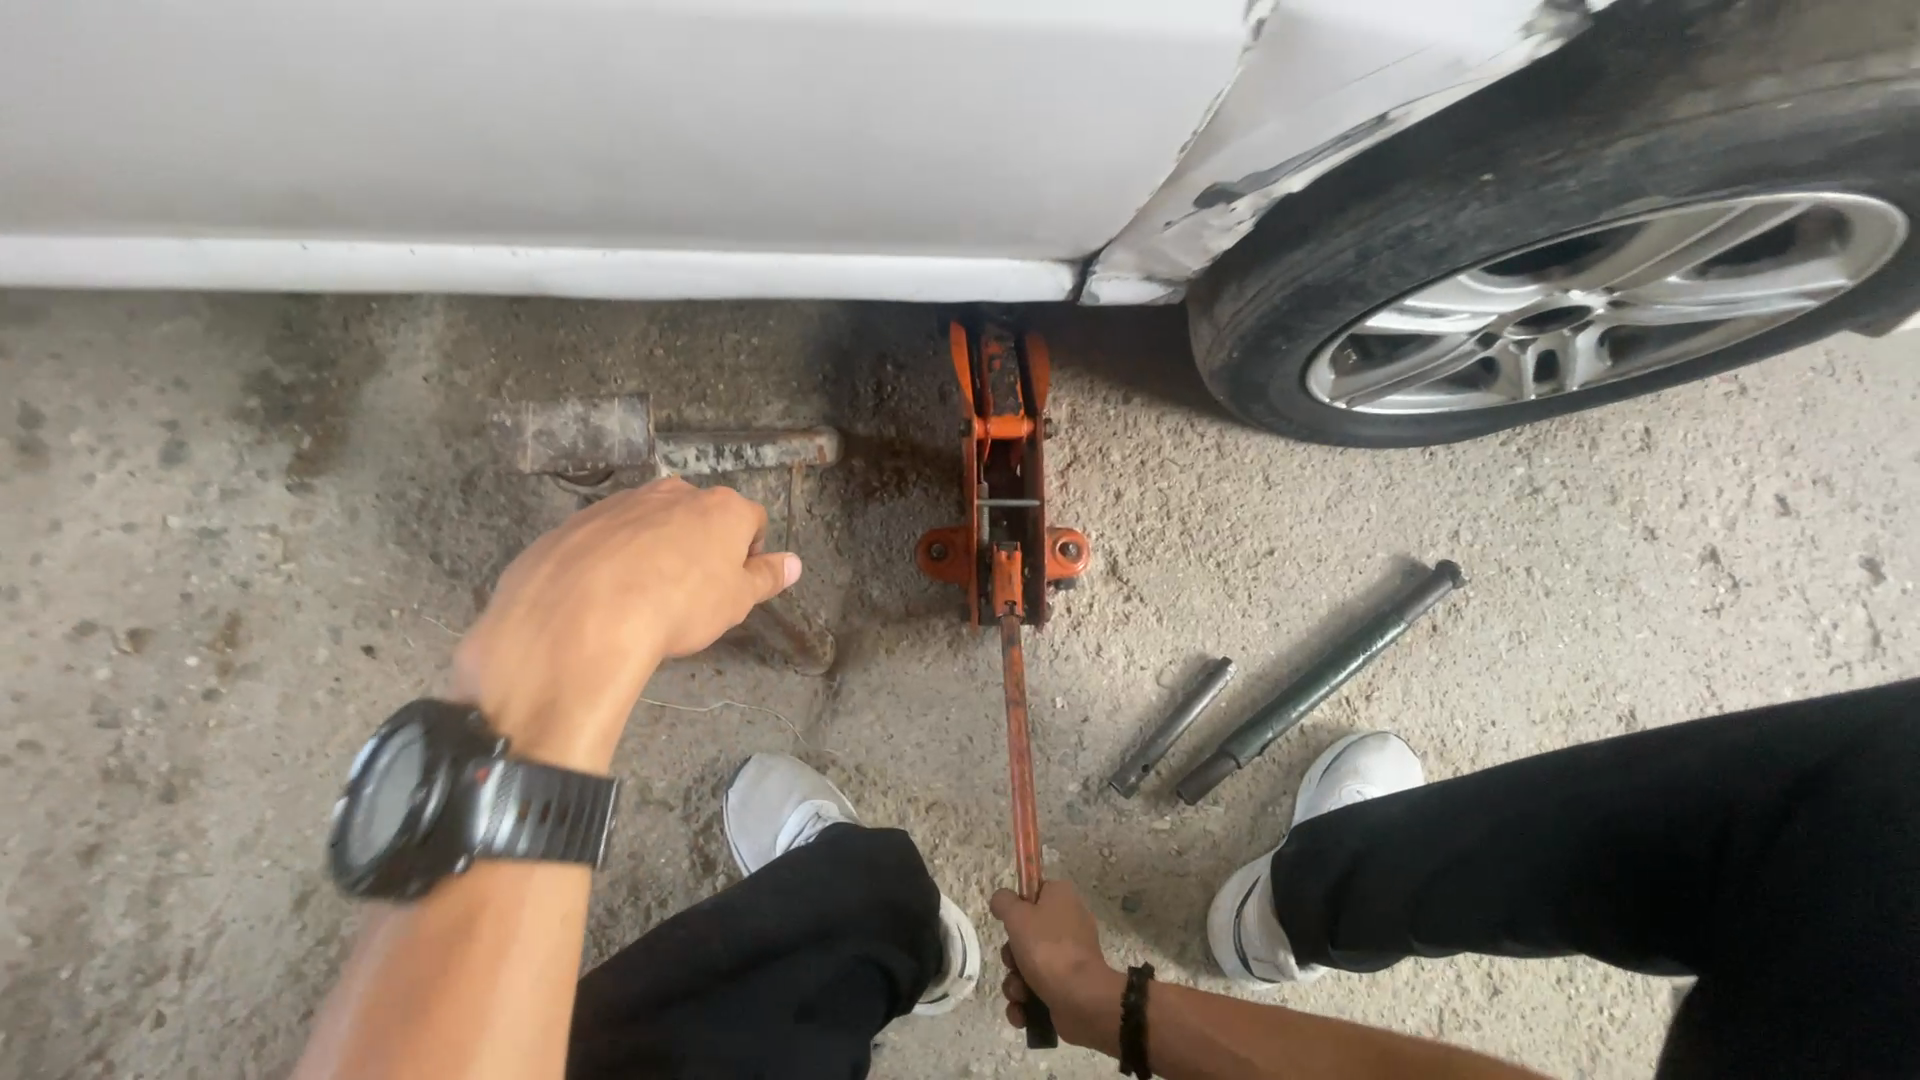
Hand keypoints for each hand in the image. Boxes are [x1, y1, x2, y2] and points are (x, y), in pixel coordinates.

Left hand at [451, 477, 799, 768]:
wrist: (584, 613)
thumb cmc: (679, 606)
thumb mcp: (736, 601)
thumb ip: (766, 578)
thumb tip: (794, 563)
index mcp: (722, 508)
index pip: (753, 520)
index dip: (749, 552)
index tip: (735, 584)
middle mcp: (675, 493)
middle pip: (700, 515)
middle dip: (701, 545)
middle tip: (692, 590)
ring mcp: (624, 502)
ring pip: (653, 522)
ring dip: (657, 549)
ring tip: (645, 595)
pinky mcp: (580, 520)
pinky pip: (609, 536)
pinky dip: (614, 557)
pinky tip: (607, 593)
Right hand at [991, 881, 1123, 1050]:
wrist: (1081, 999)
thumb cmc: (1048, 949)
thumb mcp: (1018, 916)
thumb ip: (1004, 901)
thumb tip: (1001, 899)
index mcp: (1062, 898)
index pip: (1034, 892)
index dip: (1018, 907)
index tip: (1008, 922)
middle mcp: (1069, 924)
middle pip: (1026, 934)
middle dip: (1011, 956)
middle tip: (1012, 962)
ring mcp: (1070, 958)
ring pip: (1028, 965)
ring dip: (1015, 983)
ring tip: (1019, 993)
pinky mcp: (1068, 986)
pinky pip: (1038, 989)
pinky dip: (1026, 1002)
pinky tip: (1021, 1011)